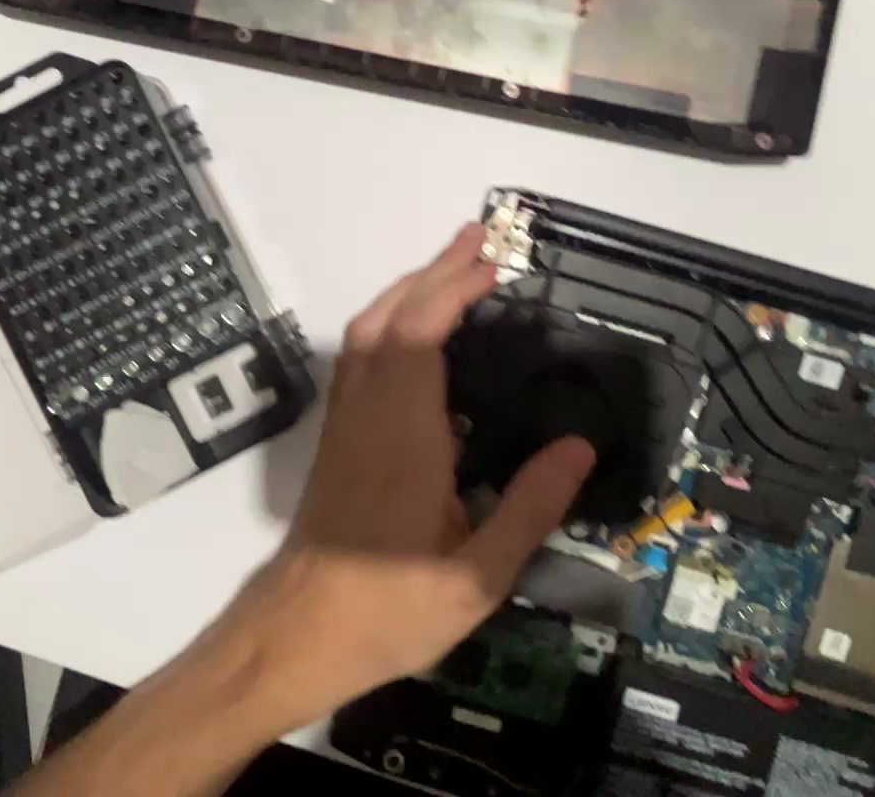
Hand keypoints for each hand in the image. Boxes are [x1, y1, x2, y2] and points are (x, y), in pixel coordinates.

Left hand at [226, 223, 596, 726]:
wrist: (296, 634)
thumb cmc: (388, 612)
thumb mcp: (476, 578)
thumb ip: (530, 509)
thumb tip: (578, 446)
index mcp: (405, 439)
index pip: (420, 337)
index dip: (451, 290)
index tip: (490, 265)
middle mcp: (368, 414)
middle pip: (390, 318)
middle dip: (432, 272)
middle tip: (477, 241)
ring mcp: (344, 421)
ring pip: (366, 330)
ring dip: (407, 289)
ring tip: (452, 268)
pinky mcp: (336, 435)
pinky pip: (358, 354)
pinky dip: (389, 319)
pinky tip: (414, 326)